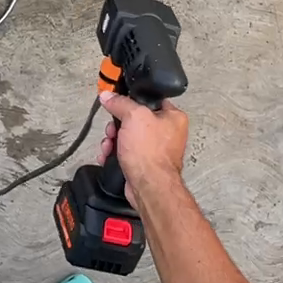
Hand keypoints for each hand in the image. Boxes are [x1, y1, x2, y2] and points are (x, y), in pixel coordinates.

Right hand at [97, 91, 189, 207]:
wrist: (148, 187)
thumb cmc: (151, 155)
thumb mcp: (133, 117)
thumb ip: (120, 103)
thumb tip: (109, 96)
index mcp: (173, 117)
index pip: (151, 100)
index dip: (132, 101)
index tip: (118, 102)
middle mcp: (167, 133)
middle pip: (134, 120)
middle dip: (117, 125)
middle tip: (114, 129)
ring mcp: (155, 150)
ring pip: (127, 137)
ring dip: (113, 140)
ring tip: (110, 145)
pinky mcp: (143, 163)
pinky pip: (124, 152)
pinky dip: (114, 154)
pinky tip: (109, 155)